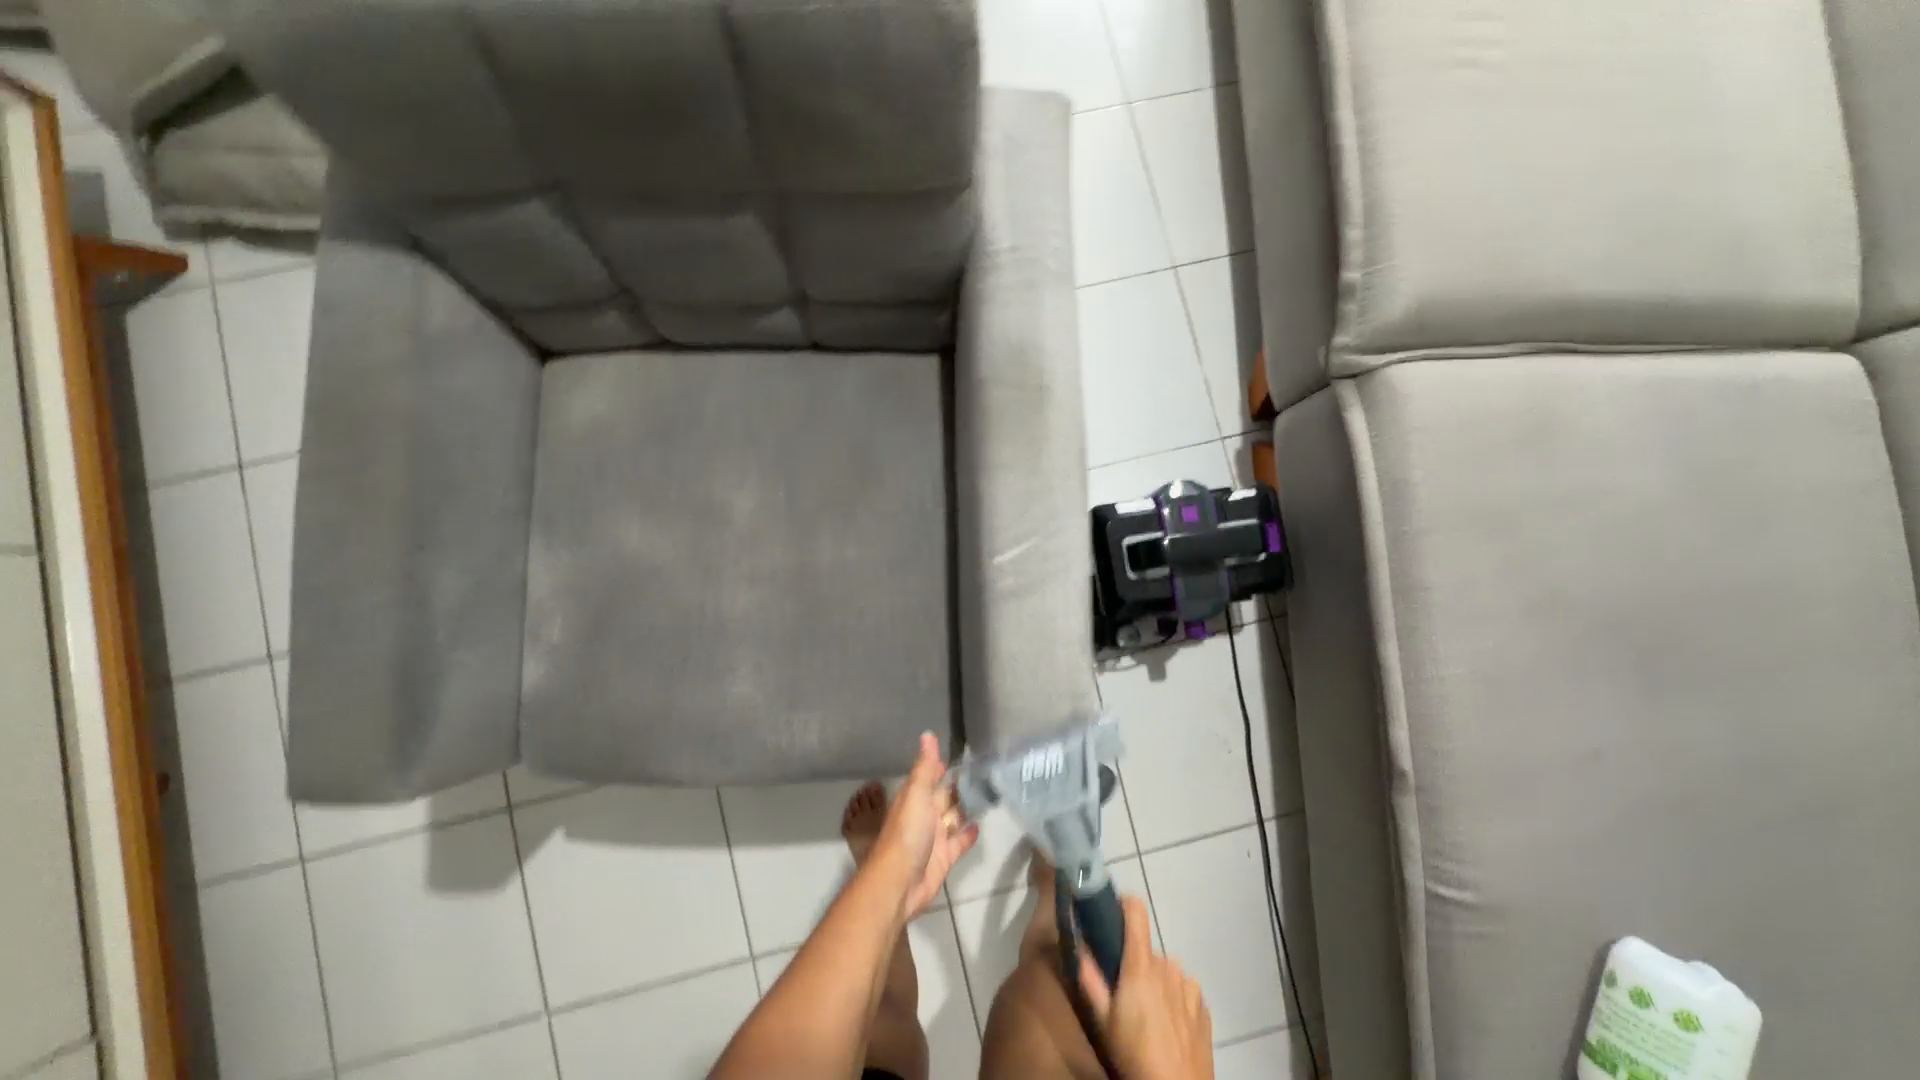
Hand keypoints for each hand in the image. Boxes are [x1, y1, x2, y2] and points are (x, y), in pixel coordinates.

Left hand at [870, 732, 978, 919]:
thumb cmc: (907, 833)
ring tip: (988, 795)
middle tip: (984, 773)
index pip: (930, 777)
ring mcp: (934, 838)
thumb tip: (927, 734)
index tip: (960, 753)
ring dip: (966, 809)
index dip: (940, 766)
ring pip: (952, 819)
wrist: (899, 882)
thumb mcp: (917, 794)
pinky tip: (980, 825)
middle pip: (943, 798)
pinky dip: (967, 835)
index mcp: (915, 799)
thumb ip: (925, 767)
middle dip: (958, 787)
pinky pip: (958, 843)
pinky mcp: (944, 859)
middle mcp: (924, 816)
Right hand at [1078, 894, 1214, 1079]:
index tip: (1112, 911)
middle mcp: (1168, 966)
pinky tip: (1167, 1027)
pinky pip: (1183, 990)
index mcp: (1141, 965)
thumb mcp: (1104, 1022)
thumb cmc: (1135, 1054)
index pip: (1136, 912)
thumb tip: (1079, 945)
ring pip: (1165, 972)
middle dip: (1134, 965)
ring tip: (1147, 1016)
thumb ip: (1091, 980)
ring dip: (1155, 983)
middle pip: (1146, 951)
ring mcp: (1189, 986)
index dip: (1124, 905)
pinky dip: (1174, 1000)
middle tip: (1123, 993)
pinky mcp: (1204, 1006)